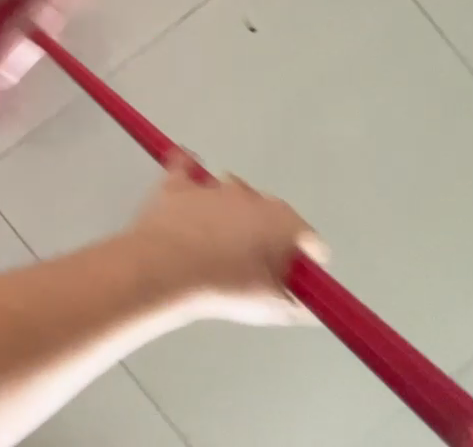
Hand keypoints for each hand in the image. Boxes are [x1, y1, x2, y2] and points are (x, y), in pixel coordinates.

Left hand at [128, 151, 327, 325]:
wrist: (164, 267)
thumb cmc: (225, 287)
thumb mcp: (273, 306)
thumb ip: (295, 300)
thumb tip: (300, 301)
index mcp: (283, 223)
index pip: (308, 239)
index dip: (305, 260)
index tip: (296, 277)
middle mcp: (250, 196)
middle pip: (269, 212)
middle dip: (267, 233)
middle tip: (254, 262)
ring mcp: (211, 187)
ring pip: (231, 189)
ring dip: (232, 207)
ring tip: (219, 233)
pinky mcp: (176, 184)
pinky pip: (184, 166)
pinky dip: (188, 168)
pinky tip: (187, 167)